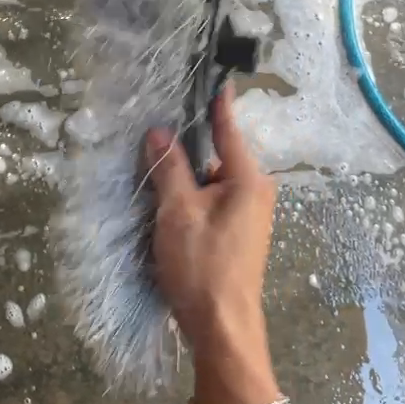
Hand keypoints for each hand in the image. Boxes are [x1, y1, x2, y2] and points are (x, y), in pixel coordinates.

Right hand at [146, 85, 278, 401]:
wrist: (223, 328)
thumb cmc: (203, 265)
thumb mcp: (178, 212)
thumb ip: (169, 169)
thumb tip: (160, 133)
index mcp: (248, 179)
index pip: (228, 128)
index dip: (216, 103)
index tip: (214, 75)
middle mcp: (255, 192)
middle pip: (214, 158)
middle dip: (184, 156)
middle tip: (149, 149)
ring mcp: (248, 217)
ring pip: (209, 185)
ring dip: (184, 185)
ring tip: (151, 190)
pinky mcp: (237, 237)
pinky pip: (211, 206)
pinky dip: (190, 205)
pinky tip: (166, 217)